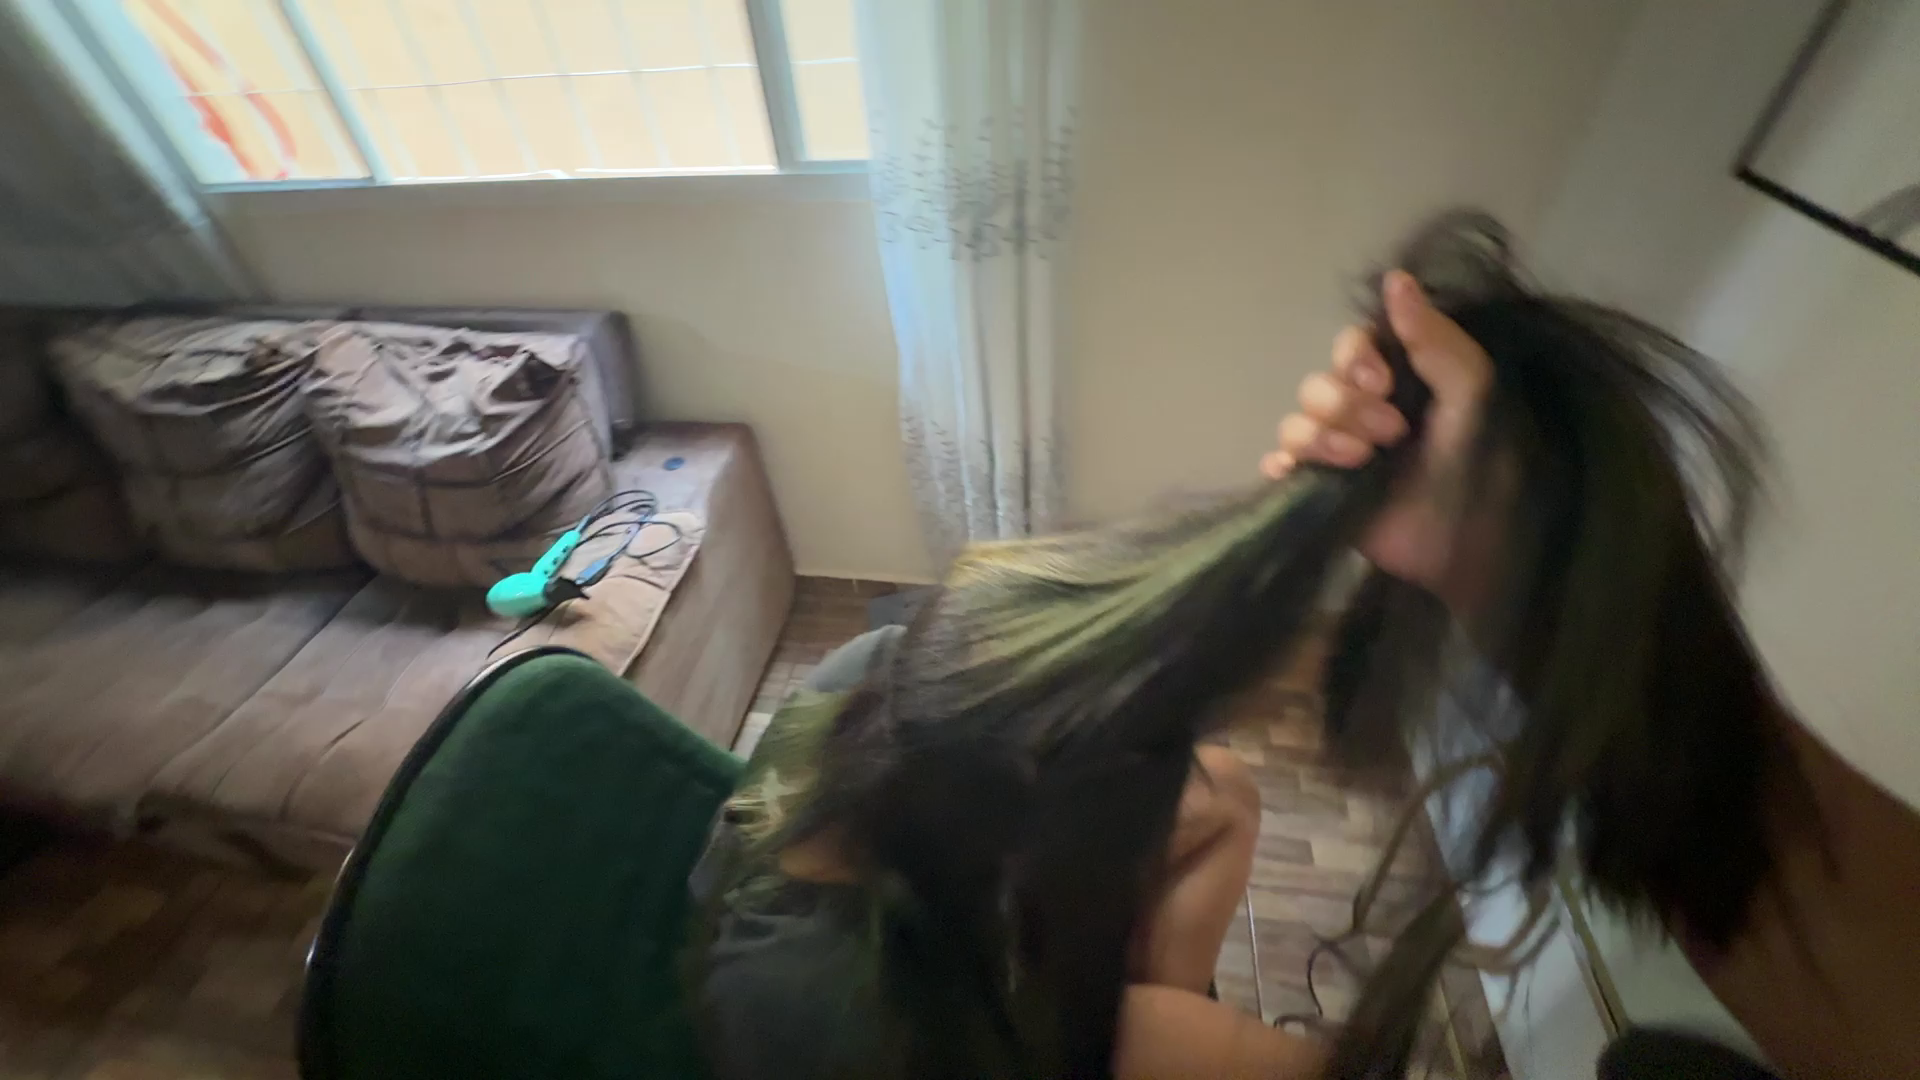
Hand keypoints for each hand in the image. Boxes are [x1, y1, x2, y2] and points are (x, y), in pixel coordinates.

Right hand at [1260, 271, 1493, 595]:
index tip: (1383, 384)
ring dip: (1321, 439)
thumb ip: (1434, 339)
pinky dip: (1282, 466)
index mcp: (1396, 383)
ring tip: (1361, 463)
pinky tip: (1300, 475)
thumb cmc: (1479, 463)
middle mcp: (1359, 412)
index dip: (1354, 361)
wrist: (1467, 543)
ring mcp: (1333, 453)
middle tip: (1393, 435)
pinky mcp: (1315, 489)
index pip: (1349, 347)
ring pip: (1293, 425)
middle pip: (1315, 387)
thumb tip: (1394, 278)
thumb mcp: (1471, 393)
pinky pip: (1276, 464)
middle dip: (1347, 409)